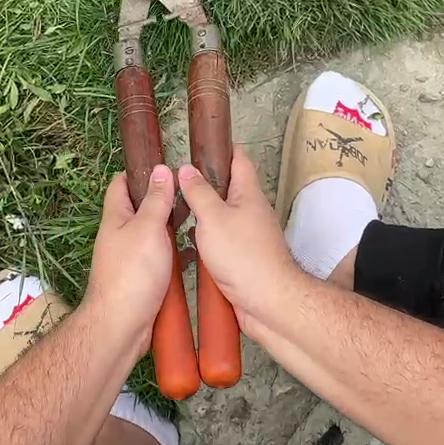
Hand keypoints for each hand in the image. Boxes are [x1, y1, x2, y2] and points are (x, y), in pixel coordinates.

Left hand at [82, 164, 177, 359]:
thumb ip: (156, 200)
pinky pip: (160, 259)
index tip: (165, 166)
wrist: (122, 325)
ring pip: (153, 234)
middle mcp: (120, 234)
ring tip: (200, 219)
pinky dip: (175, 254)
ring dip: (173, 228)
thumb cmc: (133, 272)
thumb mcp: (148, 228)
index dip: (139, 171)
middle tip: (192, 194)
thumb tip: (161, 170)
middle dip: (164, 200)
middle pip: (141, 208)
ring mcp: (130, 258)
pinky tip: (194, 253)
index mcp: (116, 217)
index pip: (121, 184)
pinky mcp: (142, 278)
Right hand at [177, 148, 306, 332]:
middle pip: (228, 186)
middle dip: (205, 180)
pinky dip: (206, 236)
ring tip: (175, 207)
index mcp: (248, 193)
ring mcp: (249, 234)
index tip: (199, 142)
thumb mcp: (213, 218)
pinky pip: (223, 238)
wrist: (268, 302)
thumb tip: (186, 169)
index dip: (221, 147)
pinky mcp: (244, 256)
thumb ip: (199, 192)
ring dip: (203, 211)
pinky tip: (188, 241)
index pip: (238, 159)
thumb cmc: (242, 255)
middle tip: (176, 179)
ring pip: (223, 214)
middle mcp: (251, 210)